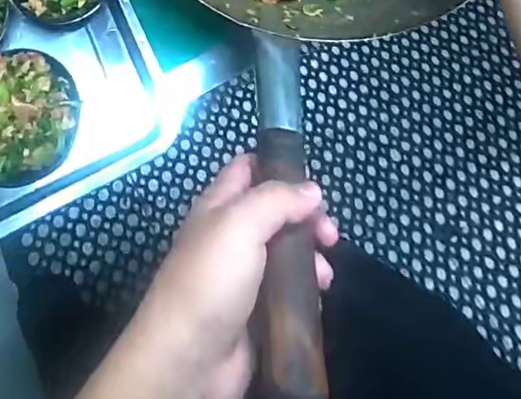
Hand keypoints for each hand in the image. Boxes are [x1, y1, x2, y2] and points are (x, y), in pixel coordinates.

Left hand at [87, 154, 337, 398]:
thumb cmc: (212, 277)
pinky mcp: (256, 308)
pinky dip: (306, 290)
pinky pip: (287, 289)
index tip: (312, 182)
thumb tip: (312, 189)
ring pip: (286, 251)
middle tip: (330, 235)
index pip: (248, 168)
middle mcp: (231, 232)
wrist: (190, 353)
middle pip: (275, 211)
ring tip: (326, 275)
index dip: (278, 166)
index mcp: (220, 203)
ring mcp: (244, 272)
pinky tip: (317, 299)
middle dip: (306, 217)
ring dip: (311, 257)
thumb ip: (276, 200)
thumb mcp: (241, 224)